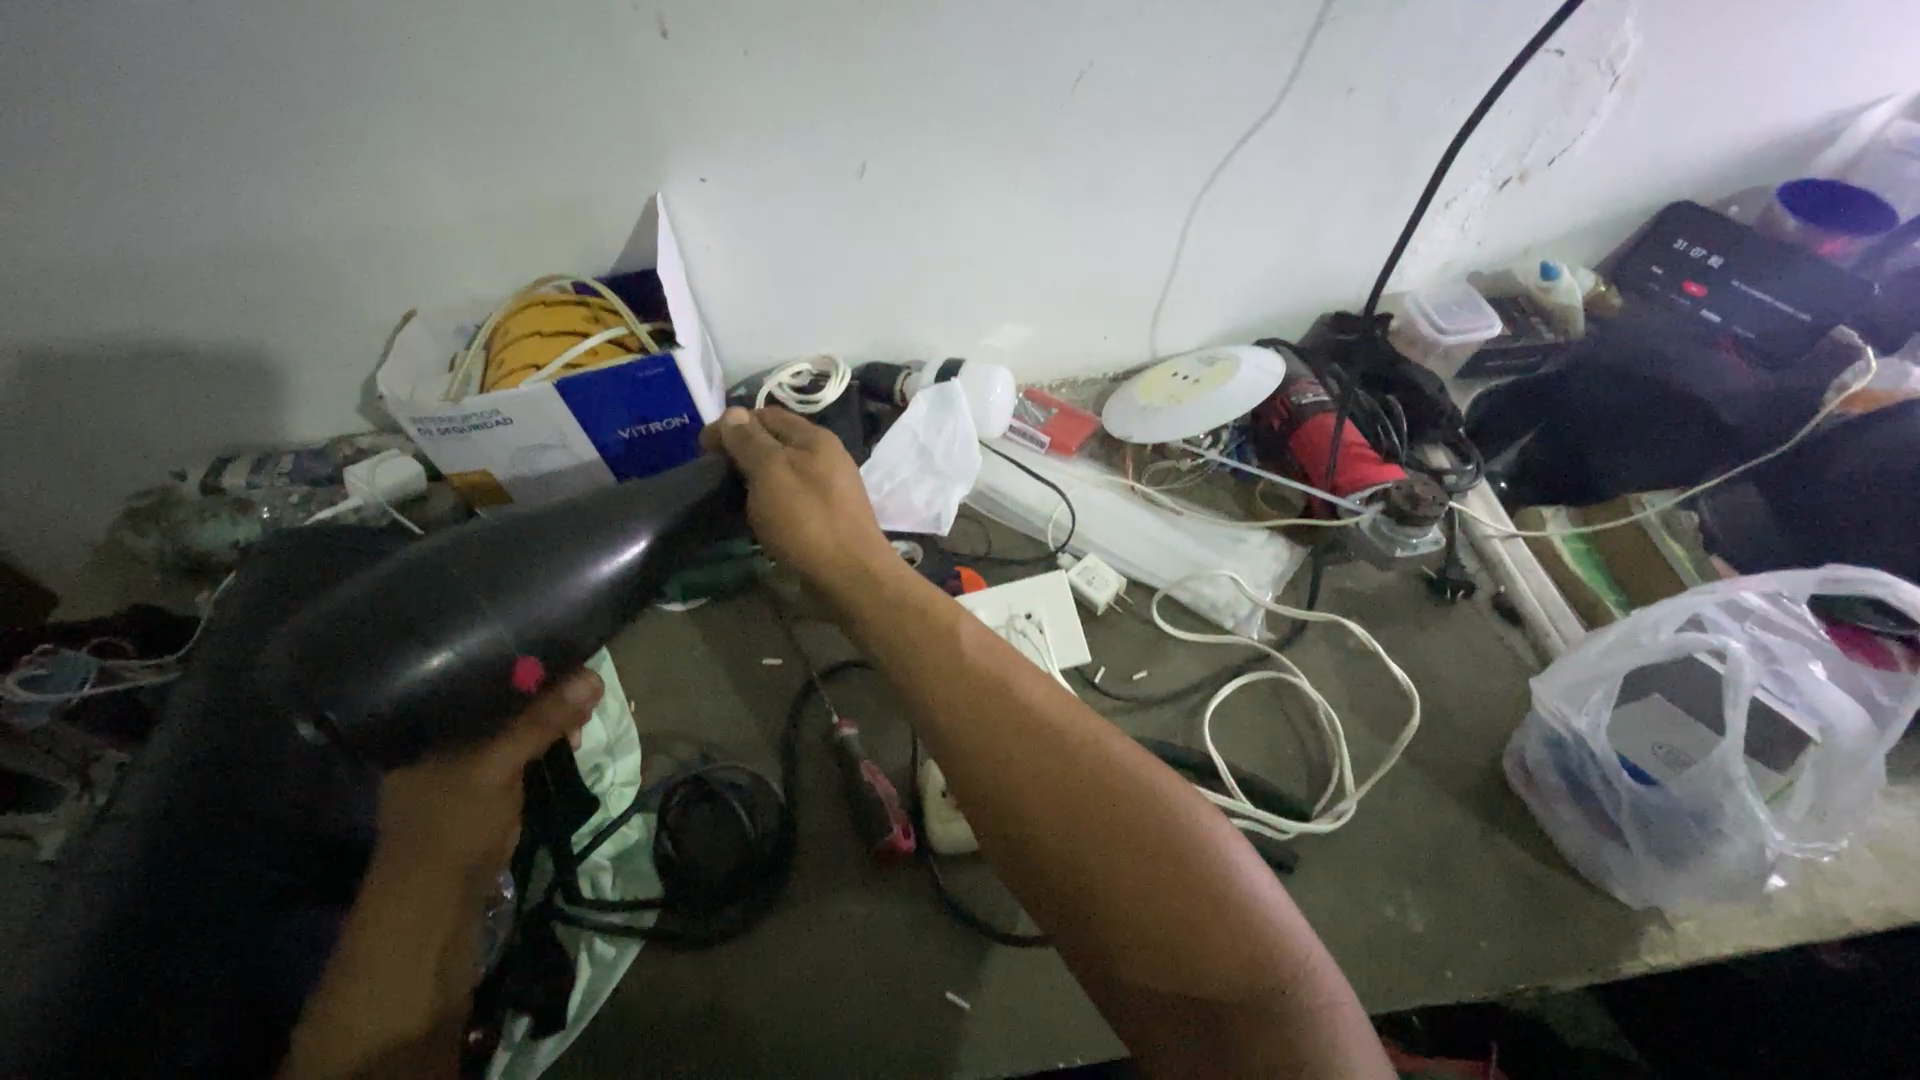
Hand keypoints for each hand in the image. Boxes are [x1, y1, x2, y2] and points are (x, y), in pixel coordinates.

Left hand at [373, 668, 603, 877]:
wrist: (436, 902)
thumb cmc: (452, 826)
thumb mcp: (496, 767)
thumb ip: (541, 723)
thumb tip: (594, 678)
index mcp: (432, 722)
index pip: (484, 676)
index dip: (527, 666)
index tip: (571, 662)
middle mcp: (447, 734)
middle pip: (506, 699)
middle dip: (548, 695)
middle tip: (586, 697)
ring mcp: (468, 760)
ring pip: (520, 724)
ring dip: (554, 720)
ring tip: (582, 721)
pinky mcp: (489, 782)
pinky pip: (525, 749)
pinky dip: (550, 742)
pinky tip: (572, 739)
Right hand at [702, 406, 898, 596]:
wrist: (851, 576)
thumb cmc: (807, 519)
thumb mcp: (771, 471)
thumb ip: (750, 441)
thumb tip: (733, 413)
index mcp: (814, 438)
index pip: (765, 415)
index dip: (732, 425)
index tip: (703, 449)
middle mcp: (825, 457)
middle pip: (775, 443)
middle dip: (742, 452)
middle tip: (713, 475)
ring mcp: (828, 489)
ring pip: (782, 473)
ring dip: (755, 480)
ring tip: (729, 497)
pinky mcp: (826, 517)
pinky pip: (790, 500)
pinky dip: (769, 503)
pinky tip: (755, 518)